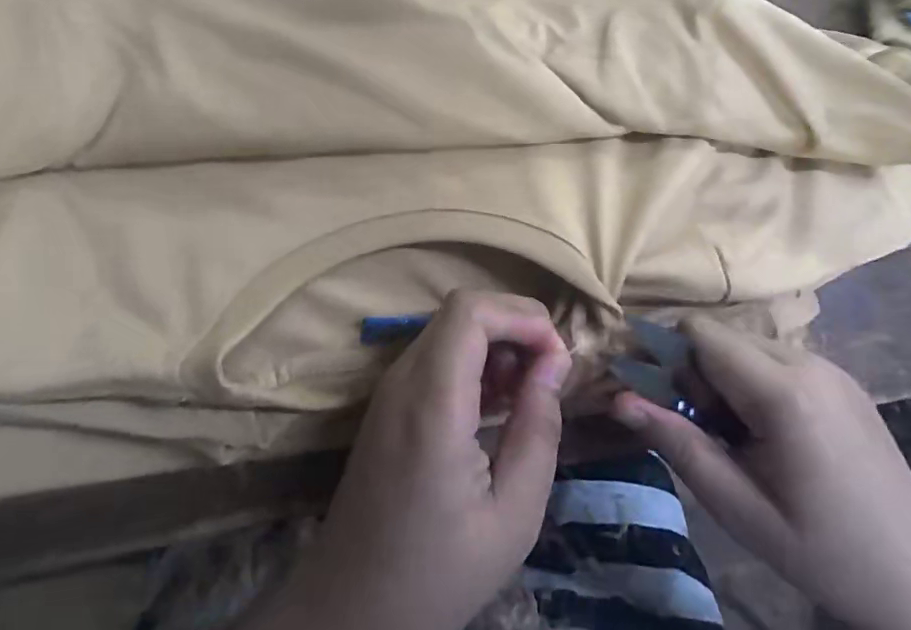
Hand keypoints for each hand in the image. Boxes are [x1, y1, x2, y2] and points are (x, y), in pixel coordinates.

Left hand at [247, 291, 571, 629]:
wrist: (352, 608)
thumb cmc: (439, 571)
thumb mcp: (514, 513)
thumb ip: (538, 428)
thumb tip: (556, 362)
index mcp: (431, 403)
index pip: (470, 310)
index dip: (522, 317)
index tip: (558, 359)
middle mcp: (402, 380)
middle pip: (462, 310)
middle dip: (516, 326)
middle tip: (549, 375)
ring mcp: (389, 388)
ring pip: (449, 328)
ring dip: (496, 343)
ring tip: (526, 394)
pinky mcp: (388, 402)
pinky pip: (436, 355)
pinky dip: (473, 361)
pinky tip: (495, 405)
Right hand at [611, 318, 910, 629]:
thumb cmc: (818, 550)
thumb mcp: (737, 507)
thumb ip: (676, 443)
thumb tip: (618, 398)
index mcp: (783, 391)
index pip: (700, 332)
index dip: (672, 359)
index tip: (672, 406)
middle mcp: (809, 362)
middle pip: (723, 337)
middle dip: (700, 374)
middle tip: (712, 434)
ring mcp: (832, 367)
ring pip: (749, 345)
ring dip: (729, 378)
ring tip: (745, 439)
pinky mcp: (845, 379)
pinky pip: (779, 359)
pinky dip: (758, 382)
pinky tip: (776, 435)